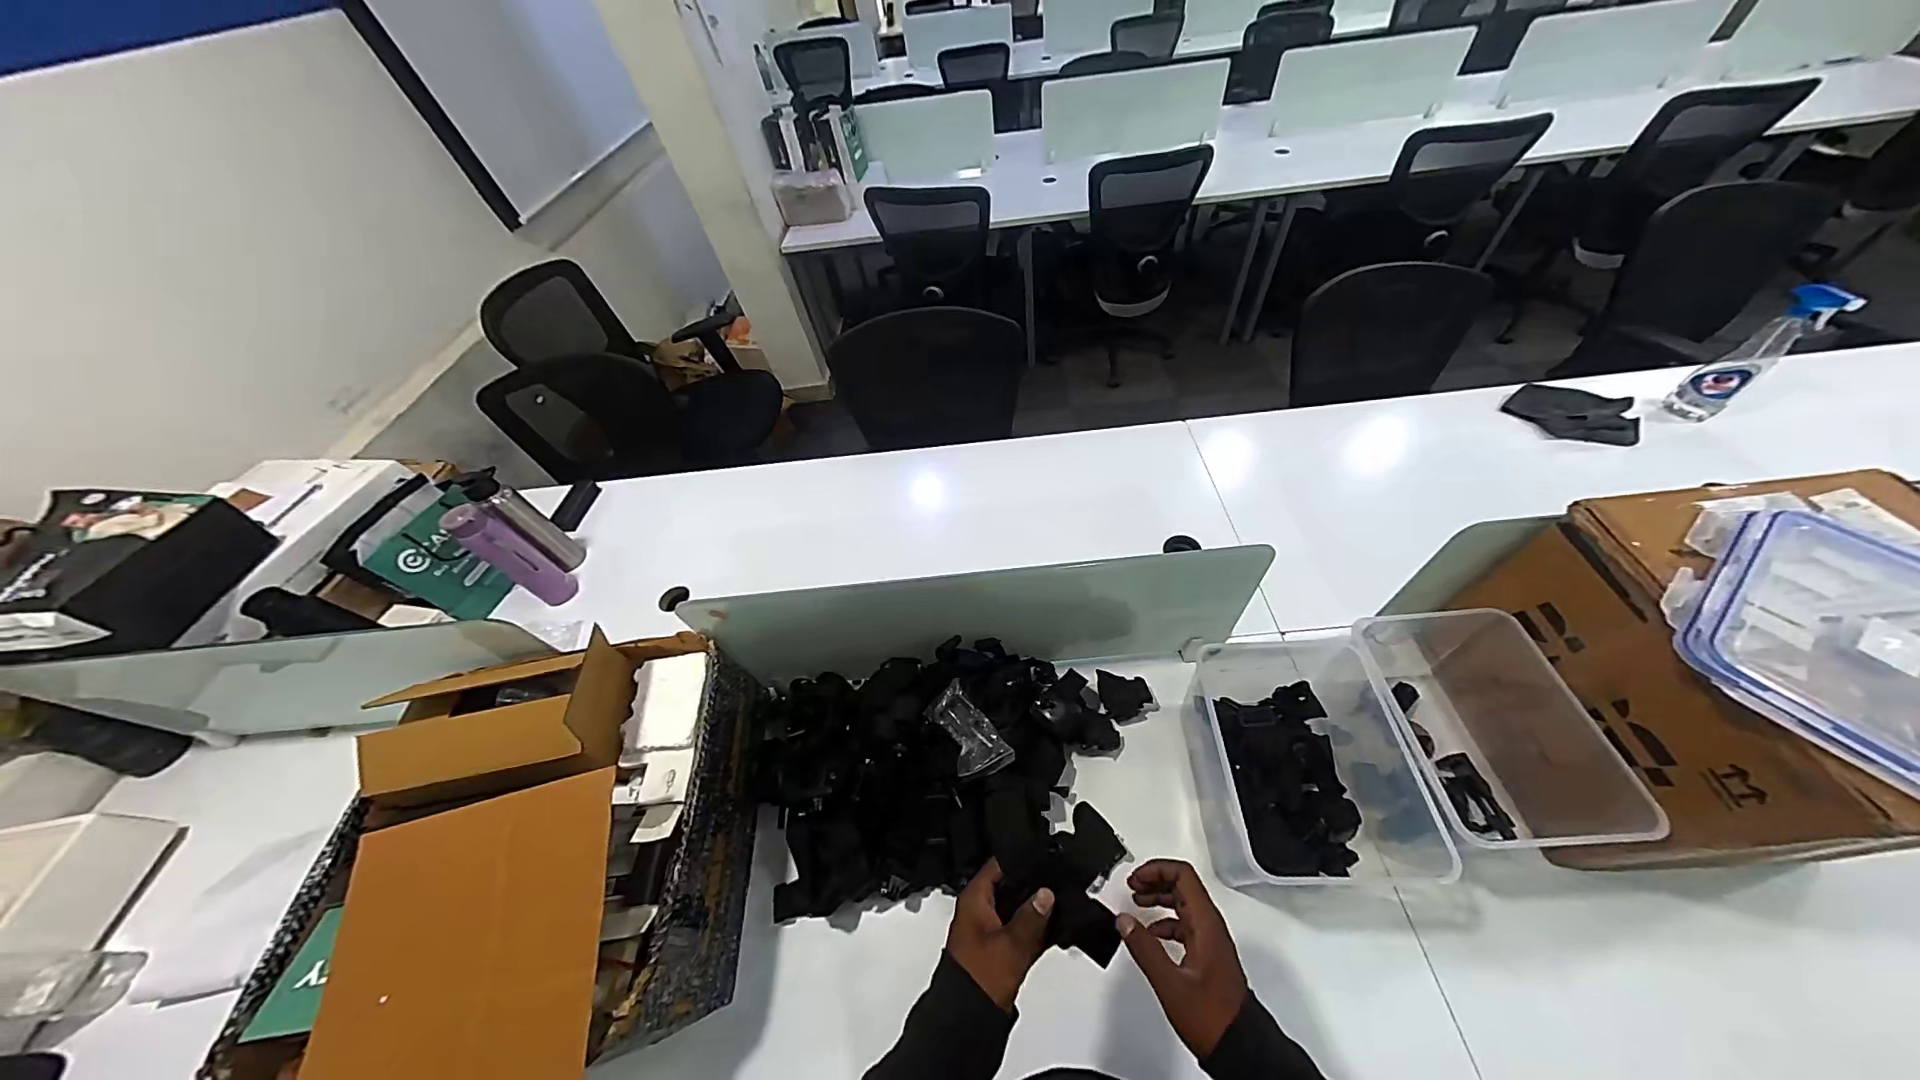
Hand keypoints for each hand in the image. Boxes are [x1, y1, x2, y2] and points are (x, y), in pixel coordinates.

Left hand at [946, 858, 1053, 1011]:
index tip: (1041, 855)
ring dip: (1036, 908)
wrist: (968, 1019)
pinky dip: (1035, 928)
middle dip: (1033, 884)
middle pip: (1010, 885)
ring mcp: (991, 929)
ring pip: (1018, 908)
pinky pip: (1021, 929)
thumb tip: (1045, 894)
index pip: (998, 864)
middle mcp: (981, 910)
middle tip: (1057, 879)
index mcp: (975, 899)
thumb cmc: (977, 979)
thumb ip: (1032, 917)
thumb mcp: (1011, 944)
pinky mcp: (1000, 947)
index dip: (1019, 858)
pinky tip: (1055, 929)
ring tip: (1061, 902)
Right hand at [1115, 859, 1247, 1058]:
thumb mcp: (1170, 982)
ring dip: (1159, 897)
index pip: (1182, 875)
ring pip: (1183, 903)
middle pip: (1183, 885)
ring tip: (1138, 901)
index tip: (1136, 877)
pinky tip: (1152, 932)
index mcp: (1205, 924)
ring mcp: (1210, 940)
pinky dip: (1165, 919)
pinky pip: (1185, 923)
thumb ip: (1144, 947)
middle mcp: (1210, 927)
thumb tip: (1125, 921)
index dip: (1156, 869)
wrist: (1240, 1048)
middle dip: (1155, 879)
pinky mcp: (1208, 954)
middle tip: (1133, 885)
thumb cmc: (1214, 1017)